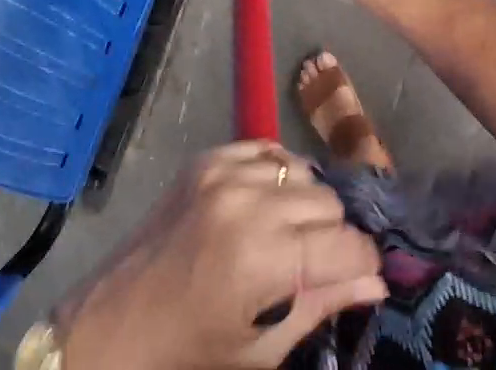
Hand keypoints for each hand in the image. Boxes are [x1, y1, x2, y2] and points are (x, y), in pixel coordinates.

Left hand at [54, 143, 385, 369]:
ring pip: (301, 171)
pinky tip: (266, 200)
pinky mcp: (203, 161)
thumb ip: (322, 304)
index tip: (359, 276)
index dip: (363, 264)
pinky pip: (263, 149)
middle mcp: (248, 203)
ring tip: (288, 232)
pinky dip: (274, 172)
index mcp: (265, 258)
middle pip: (329, 203)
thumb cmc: (194, 345)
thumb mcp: (264, 346)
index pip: (350, 245)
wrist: (118, 316)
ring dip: (305, 202)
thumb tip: (376, 282)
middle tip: (316, 262)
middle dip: (333, 235)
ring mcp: (222, 175)